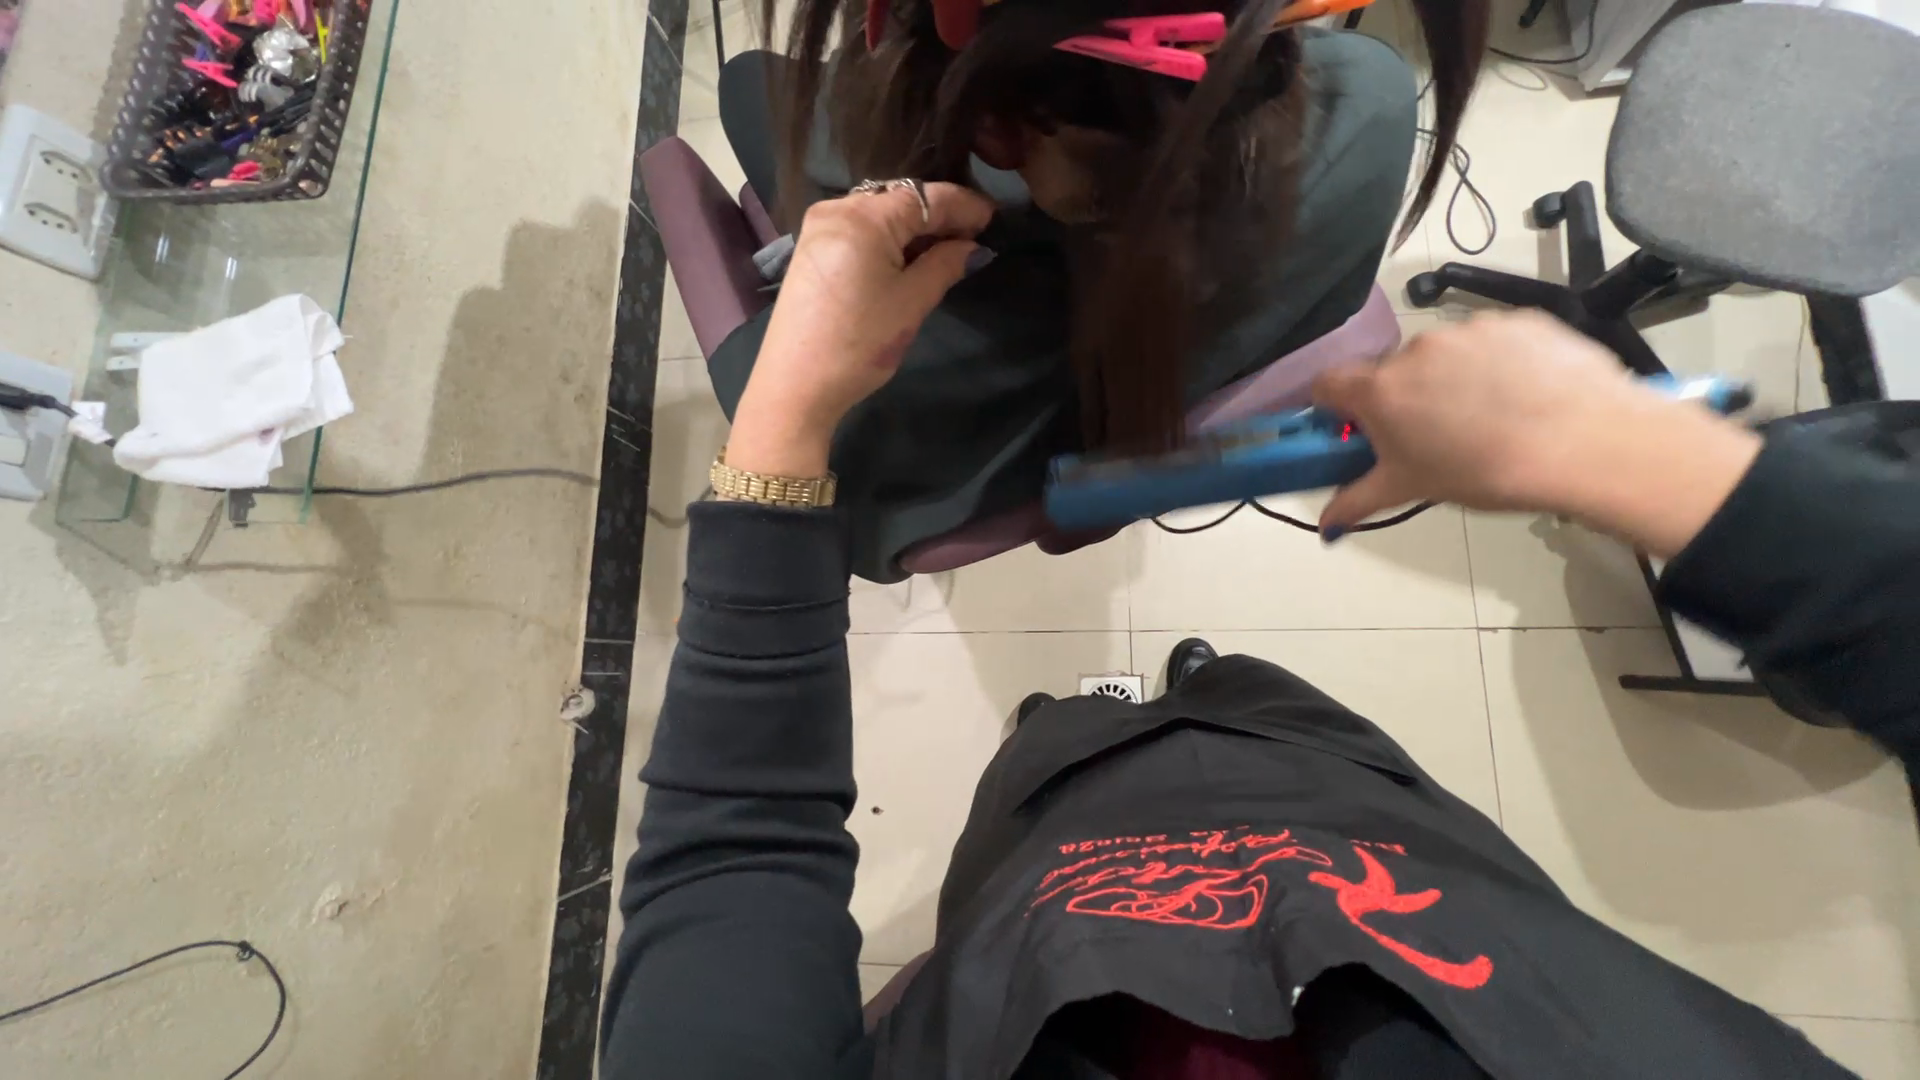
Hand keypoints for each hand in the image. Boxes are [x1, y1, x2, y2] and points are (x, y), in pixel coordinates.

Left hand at [725, 182, 994, 477]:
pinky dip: (888, 239)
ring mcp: (819, 228)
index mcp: (864, 217)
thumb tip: (972, 247)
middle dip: (938, 216)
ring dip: (913, 228)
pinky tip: (907, 259)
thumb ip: (944, 266)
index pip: (926, 197)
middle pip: (901, 199)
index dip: (965, 206)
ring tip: (944, 251)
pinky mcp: (812, 250)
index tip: (994, 219)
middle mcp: (838, 208)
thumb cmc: (858, 345)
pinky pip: (860, 229)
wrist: (795, 385)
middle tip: (972, 239)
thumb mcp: (910, 305)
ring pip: (880, 213)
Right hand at [1311, 311, 1761, 556]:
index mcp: (1379, 390)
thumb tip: (1326, 527)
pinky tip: (1521, 395)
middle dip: (1401, 397)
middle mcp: (1415, 350)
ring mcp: (1469, 330)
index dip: (1332, 406)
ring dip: (1448, 379)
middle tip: (1430, 433)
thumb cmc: (1484, 471)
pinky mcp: (1519, 321)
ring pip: (1442, 356)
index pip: (1326, 384)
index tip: (1351, 426)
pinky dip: (1495, 364)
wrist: (1588, 444)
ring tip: (1486, 415)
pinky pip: (1491, 341)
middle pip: (1389, 372)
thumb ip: (1356, 502)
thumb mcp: (1411, 490)